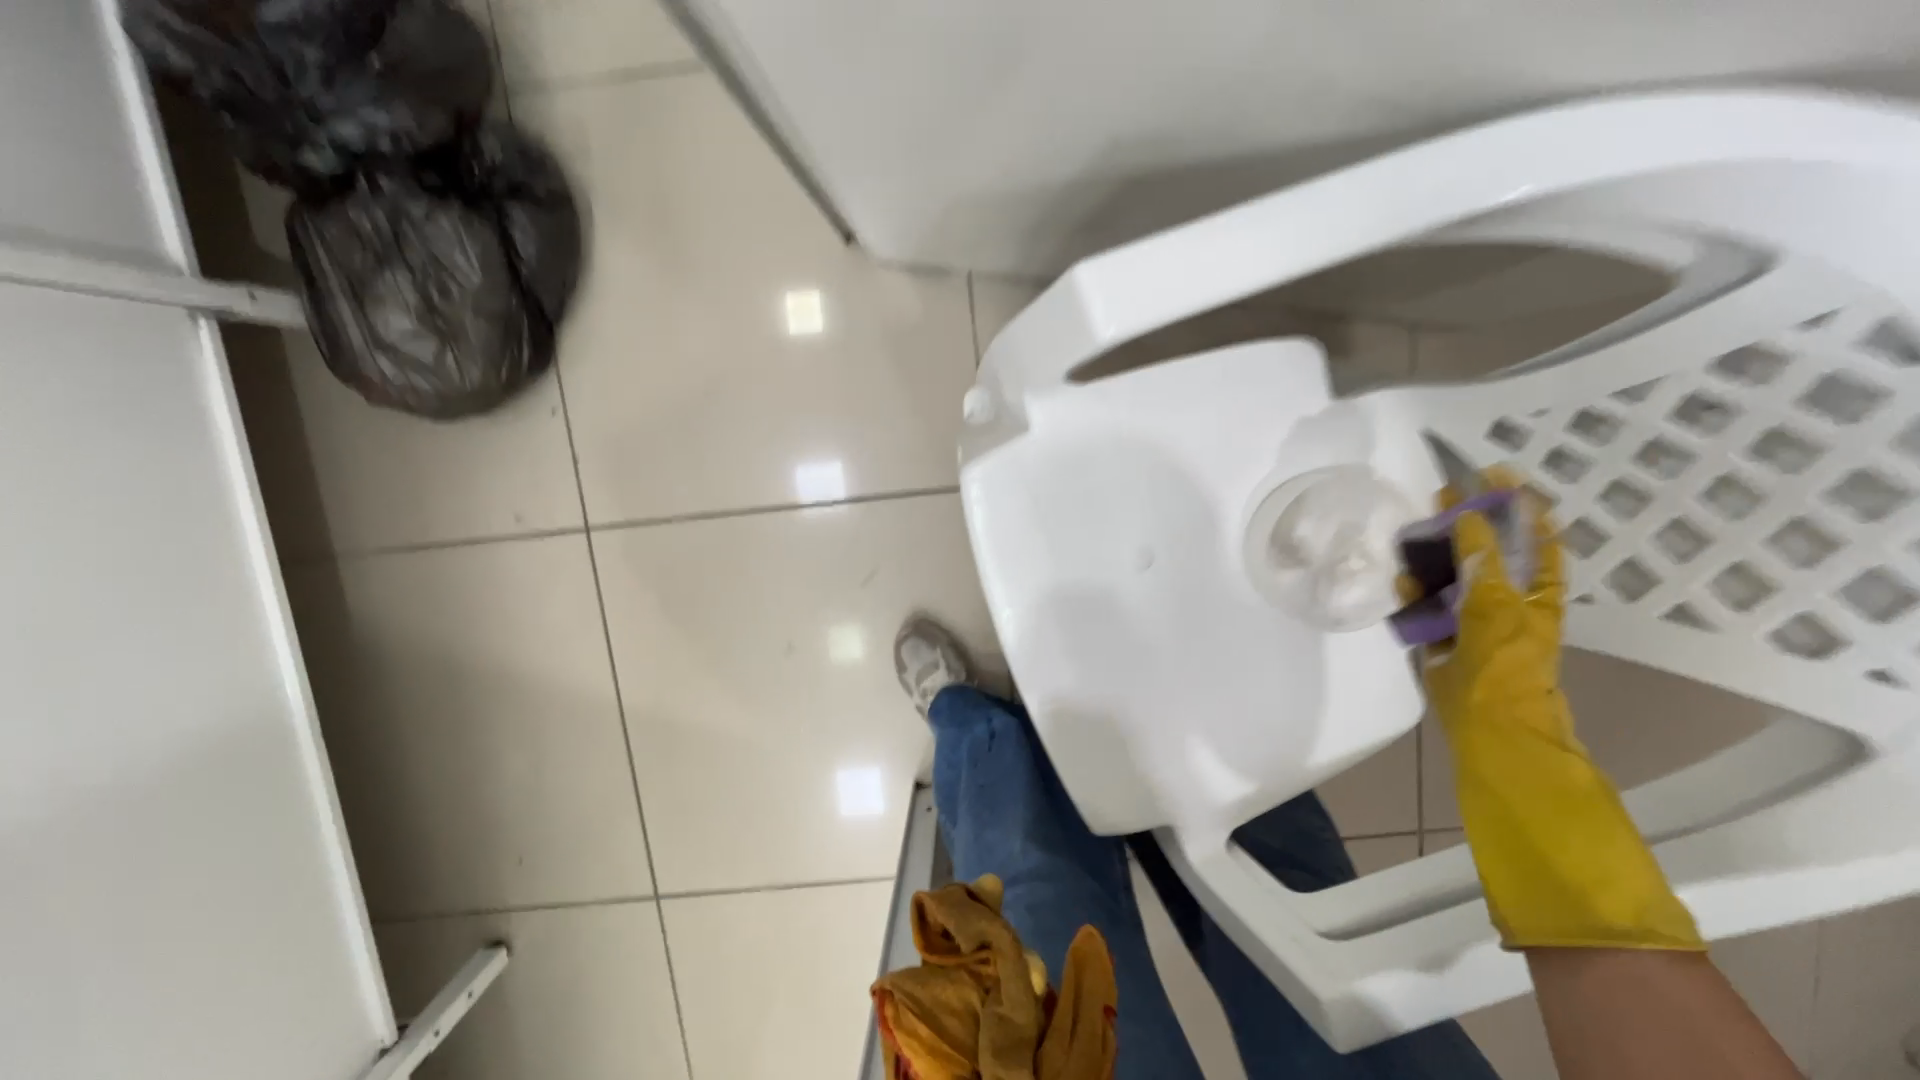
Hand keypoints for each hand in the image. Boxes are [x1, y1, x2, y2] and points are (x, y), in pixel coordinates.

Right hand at [1424, 471, 1702, 951]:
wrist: (1494, 736)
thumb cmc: (1507, 669)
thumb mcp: (1497, 605)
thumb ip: (1482, 559)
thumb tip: (1470, 516)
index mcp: (1535, 594)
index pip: (1533, 538)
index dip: (1519, 505)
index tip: (1494, 473)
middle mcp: (1507, 605)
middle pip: (1487, 554)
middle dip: (1465, 525)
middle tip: (1440, 497)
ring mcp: (1474, 626)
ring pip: (1452, 581)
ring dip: (1434, 560)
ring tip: (1411, 539)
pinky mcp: (1445, 648)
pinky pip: (1428, 613)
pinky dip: (1415, 598)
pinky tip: (1400, 587)